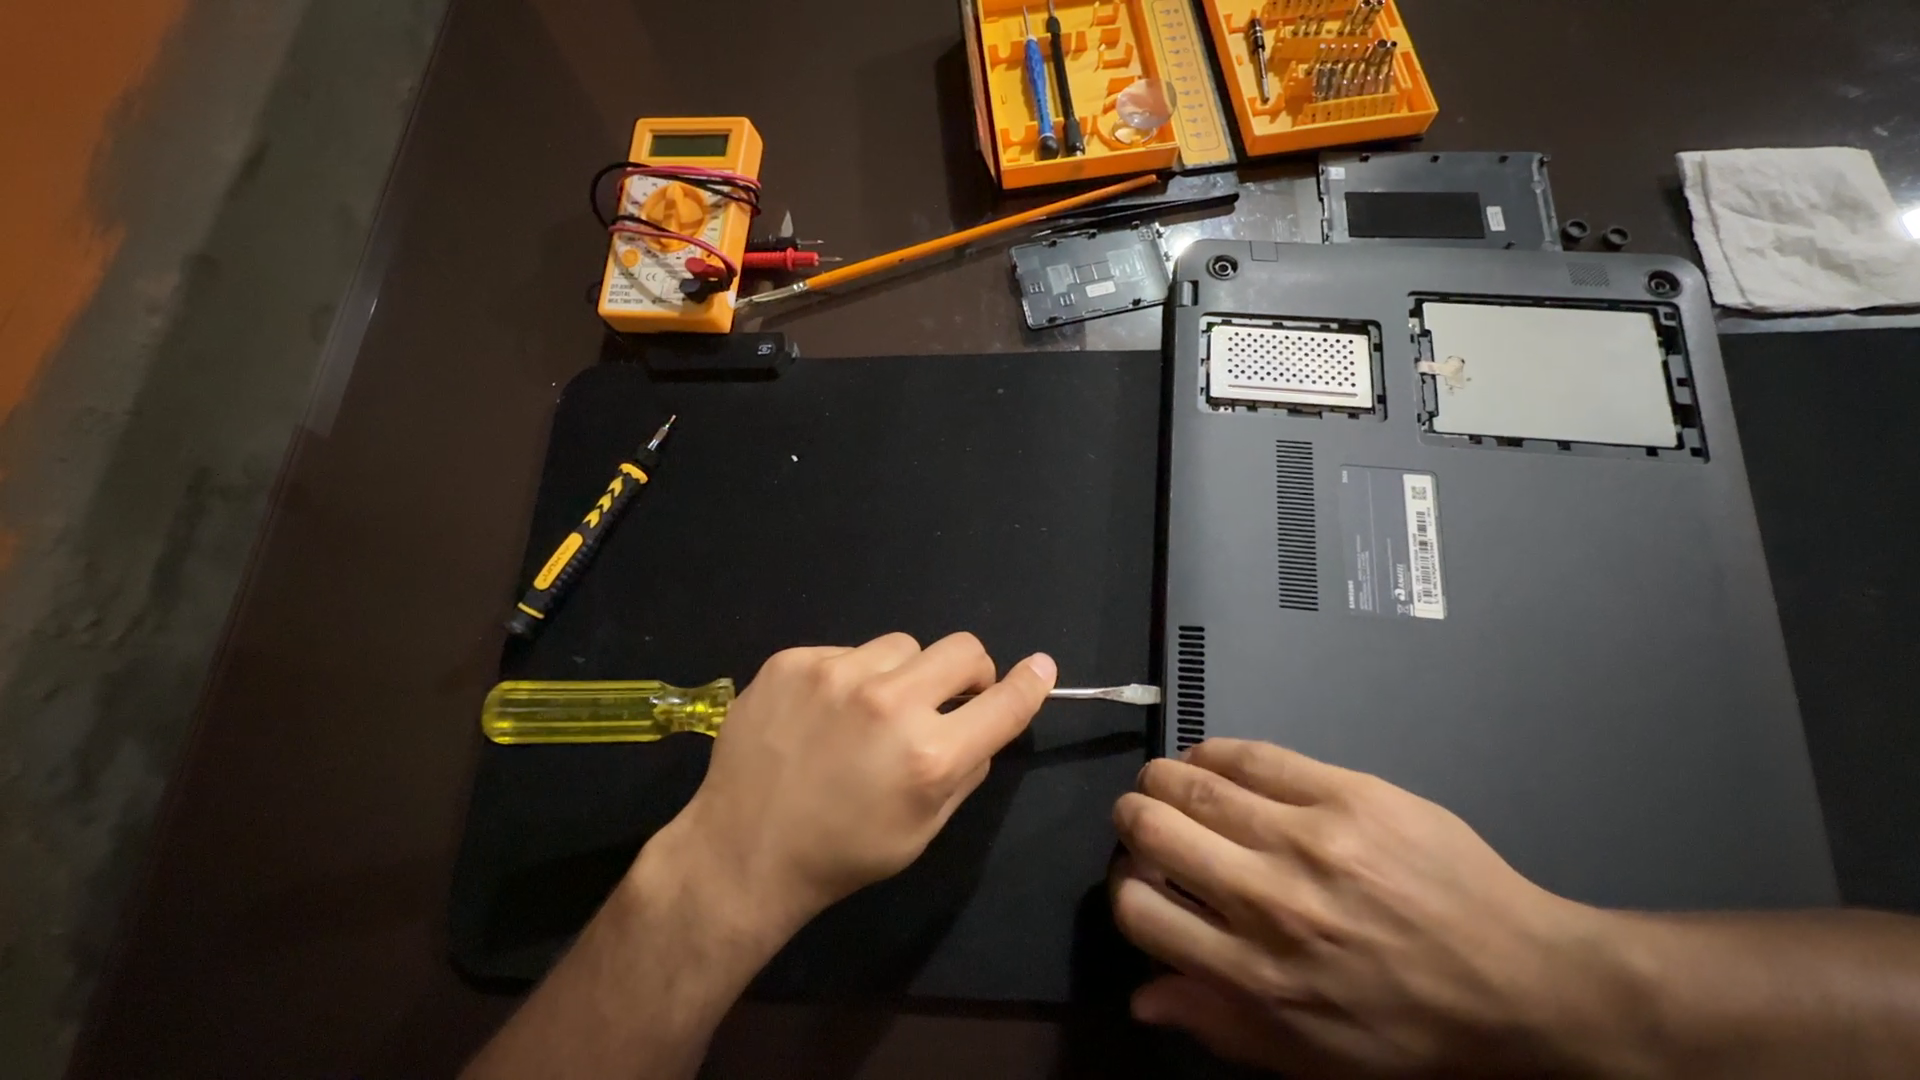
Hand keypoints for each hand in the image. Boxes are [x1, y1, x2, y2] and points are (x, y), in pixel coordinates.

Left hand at [663, 632, 1056, 935]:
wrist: (743, 850)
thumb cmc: (843, 853)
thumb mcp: (923, 830)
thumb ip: (966, 769)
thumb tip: (988, 722)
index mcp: (930, 755)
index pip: (1004, 702)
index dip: (1030, 683)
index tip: (1039, 668)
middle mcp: (889, 703)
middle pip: (962, 649)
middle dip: (966, 673)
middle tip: (943, 700)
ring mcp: (836, 674)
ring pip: (902, 646)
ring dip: (901, 674)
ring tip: (866, 713)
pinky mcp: (794, 660)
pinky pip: (847, 652)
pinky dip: (848, 677)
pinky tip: (821, 714)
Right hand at [1112, 739, 1625, 1077]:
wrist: (1523, 980)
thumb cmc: (1410, 1031)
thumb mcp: (1311, 1058)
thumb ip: (1217, 1022)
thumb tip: (1141, 994)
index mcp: (1255, 975)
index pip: (1138, 910)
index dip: (1125, 889)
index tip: (1142, 882)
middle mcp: (1269, 900)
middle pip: (1152, 829)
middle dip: (1132, 819)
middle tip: (1146, 822)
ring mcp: (1308, 839)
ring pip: (1190, 781)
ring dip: (1162, 779)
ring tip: (1170, 786)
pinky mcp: (1346, 793)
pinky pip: (1250, 754)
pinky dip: (1213, 753)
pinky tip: (1210, 763)